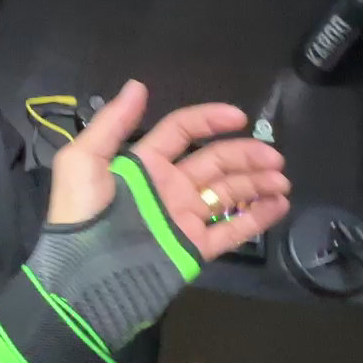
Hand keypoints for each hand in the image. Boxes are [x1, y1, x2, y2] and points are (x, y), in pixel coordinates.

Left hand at [48, 80, 289, 260]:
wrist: (82, 277)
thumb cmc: (81, 214)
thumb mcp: (83, 160)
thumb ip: (112, 123)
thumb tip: (138, 85)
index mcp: (143, 163)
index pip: (182, 132)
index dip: (210, 120)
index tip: (239, 116)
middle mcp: (167, 186)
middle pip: (214, 161)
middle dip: (245, 155)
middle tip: (274, 157)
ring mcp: (183, 218)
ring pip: (228, 193)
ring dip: (257, 183)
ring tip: (282, 180)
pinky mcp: (194, 247)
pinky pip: (231, 229)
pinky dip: (257, 217)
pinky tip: (279, 205)